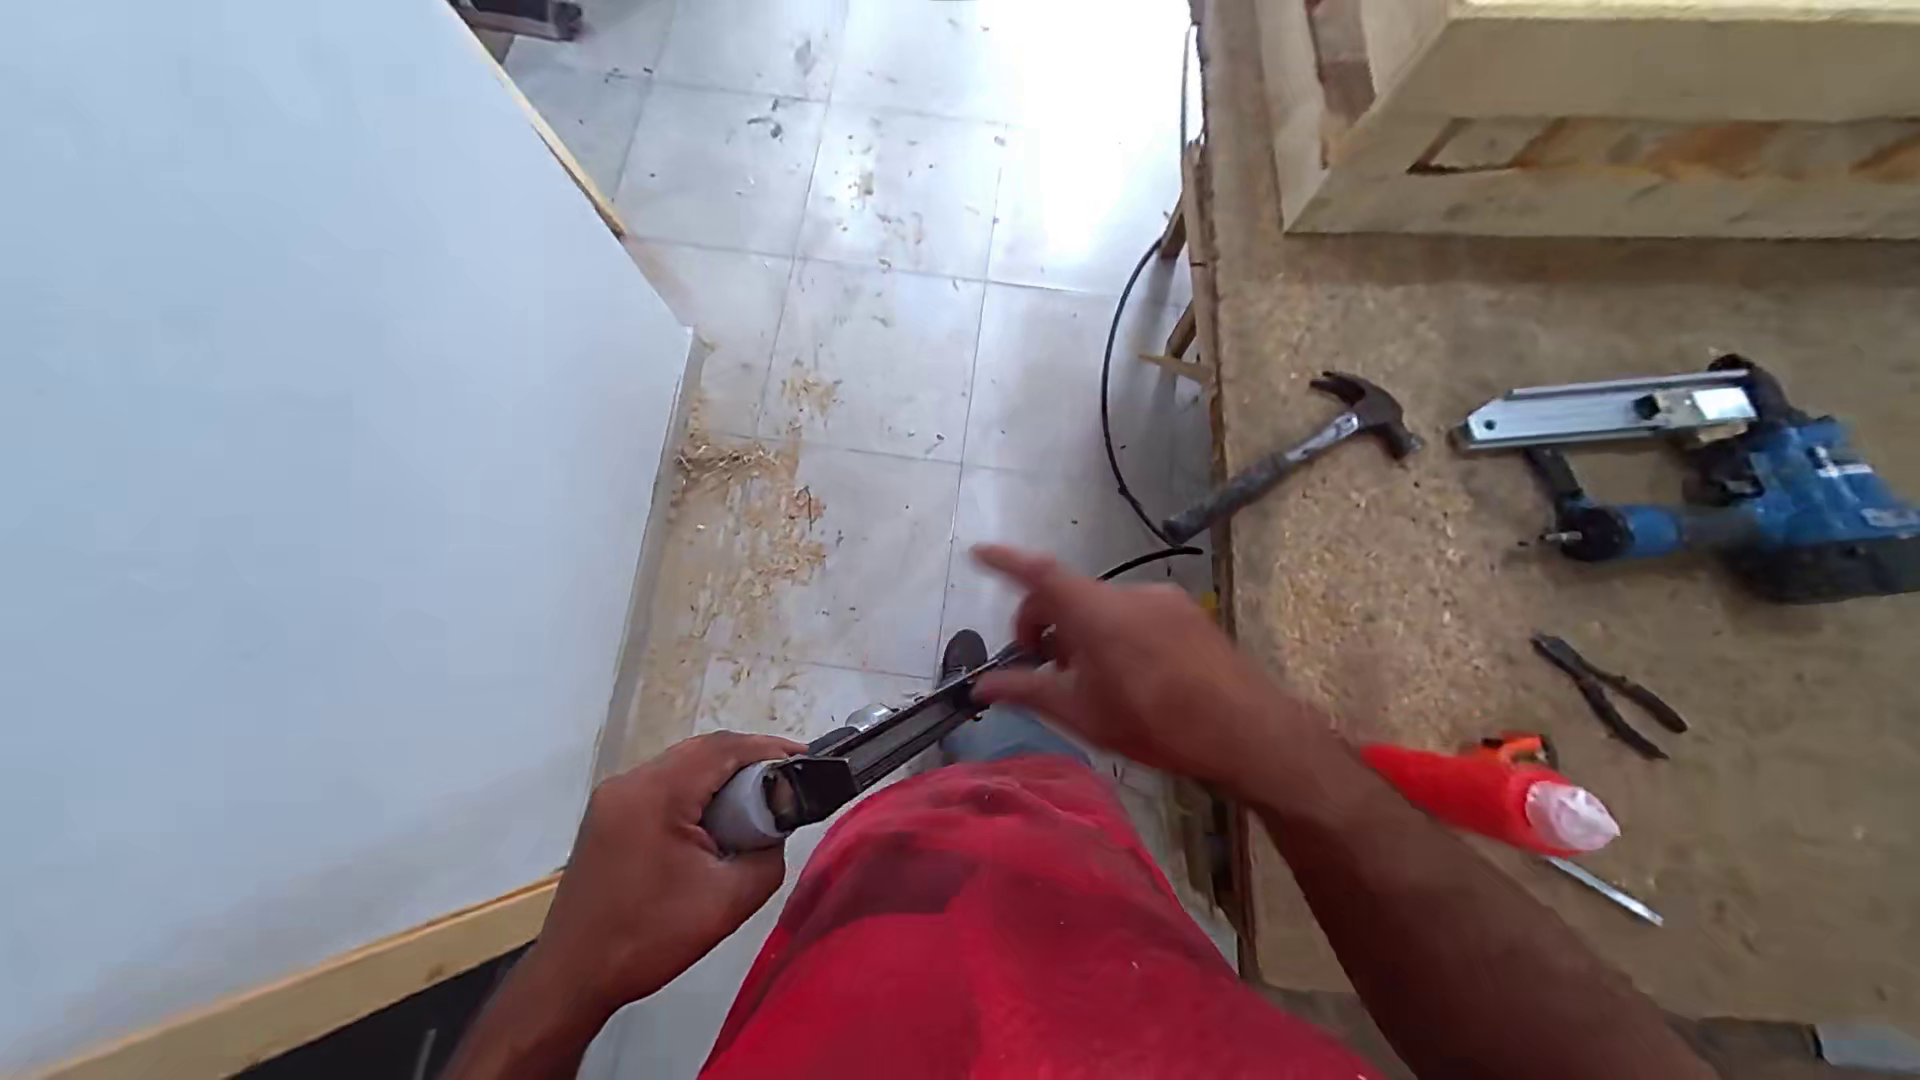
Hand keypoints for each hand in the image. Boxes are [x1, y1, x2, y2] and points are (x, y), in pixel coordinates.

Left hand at [526, 732, 803, 1013]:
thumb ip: (769, 855)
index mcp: (657, 795)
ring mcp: (615, 794)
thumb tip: (776, 827)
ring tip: (761, 789)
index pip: (724, 749)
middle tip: (788, 773)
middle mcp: (631, 781)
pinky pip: (666, 779)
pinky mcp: (610, 811)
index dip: (768, 747)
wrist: (570, 980)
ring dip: (724, 769)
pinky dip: (699, 784)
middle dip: (750, 755)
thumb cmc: (649, 939)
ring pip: (684, 761)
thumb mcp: (728, 901)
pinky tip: (719, 808)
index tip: (804, 757)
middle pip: (704, 748)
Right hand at [970, 544, 1328, 795]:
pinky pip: (1133, 611)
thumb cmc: (1154, 723)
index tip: (980, 552)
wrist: (1248, 732)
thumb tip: (982, 687)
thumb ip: (1027, 690)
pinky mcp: (1186, 612)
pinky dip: (1113, 631)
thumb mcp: (1081, 712)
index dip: (1005, 560)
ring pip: (1102, 605)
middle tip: (1044, 665)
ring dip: (1081, 631)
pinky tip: (1130, 672)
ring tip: (1091, 677)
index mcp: (1096, 613)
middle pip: (1068, 592)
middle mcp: (1127, 593)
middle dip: (1044, 622)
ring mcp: (1162, 599)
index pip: (1039, 573)